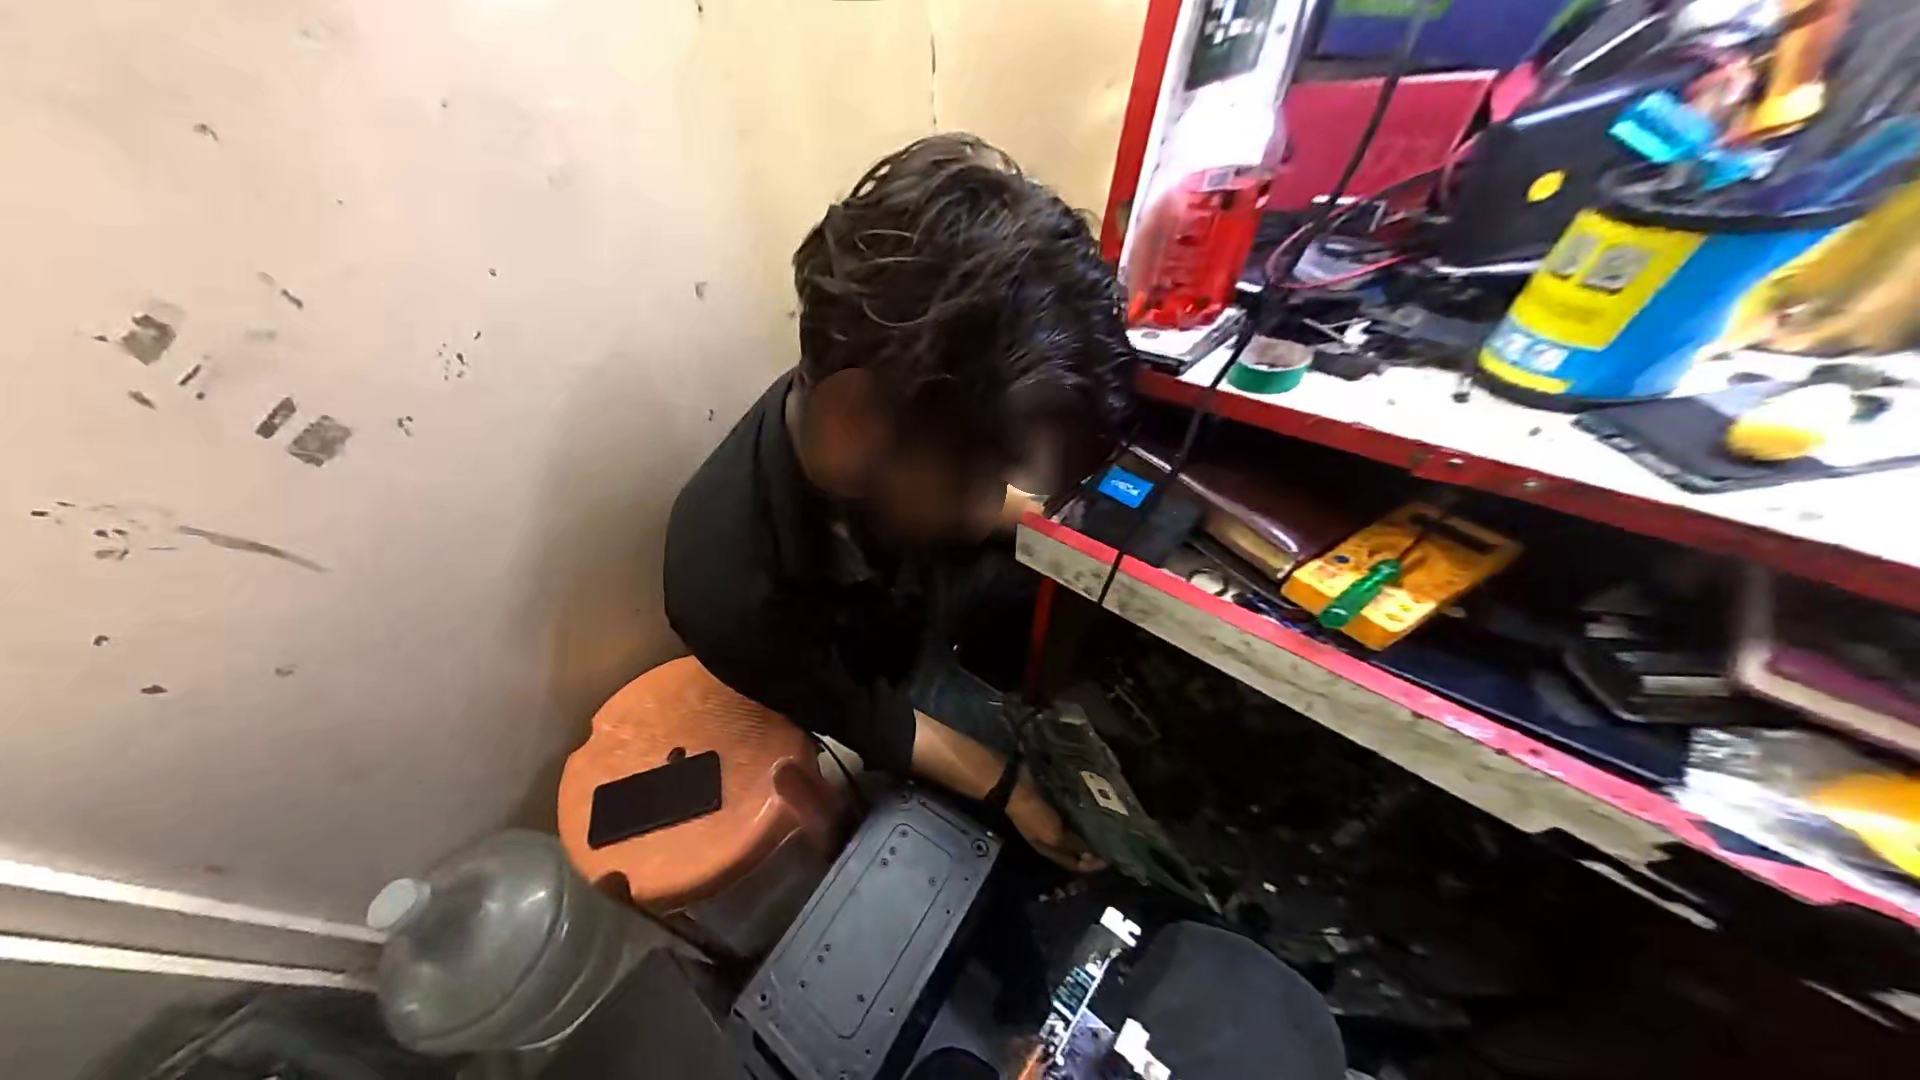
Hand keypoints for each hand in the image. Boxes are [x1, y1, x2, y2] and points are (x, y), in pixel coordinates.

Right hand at [1006, 767, 1104, 872]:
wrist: (1015, 785)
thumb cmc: (1033, 814)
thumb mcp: (1054, 835)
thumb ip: (1075, 845)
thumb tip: (1097, 856)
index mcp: (1051, 849)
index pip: (1077, 864)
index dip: (1094, 864)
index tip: (1114, 856)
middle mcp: (1054, 836)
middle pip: (1078, 845)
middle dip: (1095, 842)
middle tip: (1116, 834)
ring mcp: (1053, 817)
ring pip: (1077, 826)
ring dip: (1091, 824)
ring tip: (1110, 817)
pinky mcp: (1055, 801)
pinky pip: (1073, 808)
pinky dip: (1084, 808)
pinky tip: (1096, 802)